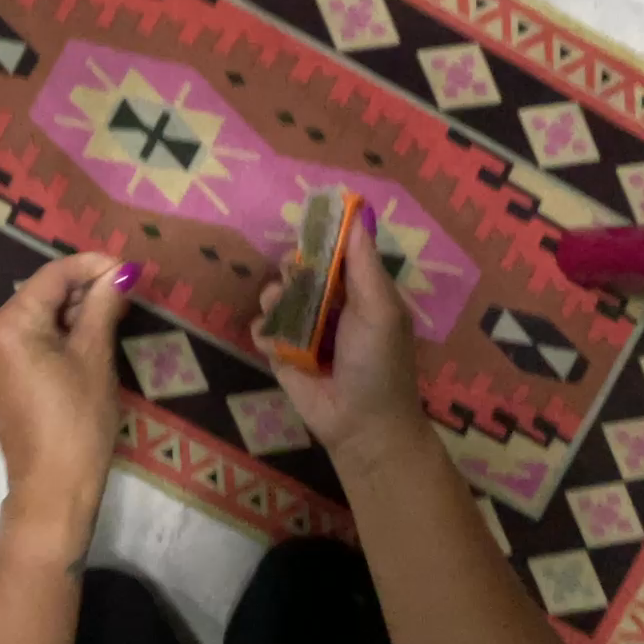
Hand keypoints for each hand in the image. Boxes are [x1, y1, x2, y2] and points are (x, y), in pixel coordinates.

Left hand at [0, 253, 139, 553]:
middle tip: (128, 290)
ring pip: (38, 315)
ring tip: (117, 310)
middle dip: (85, 288)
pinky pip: (31, 338)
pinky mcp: (0, 373)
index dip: (92, 266)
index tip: (129, 266)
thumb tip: (121, 271)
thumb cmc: (78, 421)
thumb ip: (104, 306)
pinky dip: (60, 332)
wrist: (53, 487)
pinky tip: (91, 333)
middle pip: (43, 293)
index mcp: (10, 324)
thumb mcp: (95, 357)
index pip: (53, 276)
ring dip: (75, 310)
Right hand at [251, 214, 434, 471]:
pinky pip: (263, 329)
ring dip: (274, 296)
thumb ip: (364, 267)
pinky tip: (273, 342)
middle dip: (292, 268)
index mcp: (359, 292)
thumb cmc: (379, 363)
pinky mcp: (281, 354)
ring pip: (278, 297)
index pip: (337, 254)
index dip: (322, 238)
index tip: (307, 226)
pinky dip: (263, 330)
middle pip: (301, 271)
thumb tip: (356, 218)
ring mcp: (303, 331)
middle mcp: (330, 307)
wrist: (361, 424)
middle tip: (292, 273)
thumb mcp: (379, 310)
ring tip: (276, 306)